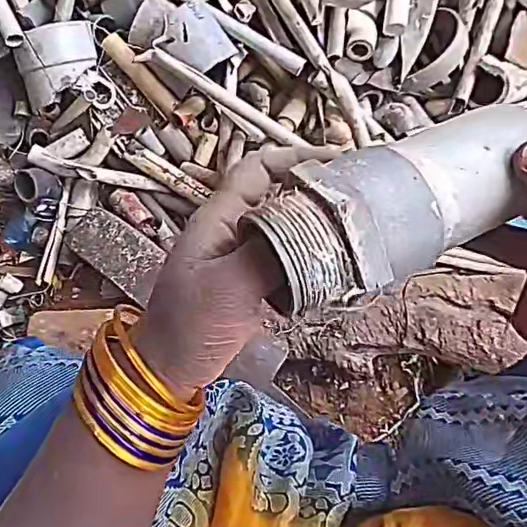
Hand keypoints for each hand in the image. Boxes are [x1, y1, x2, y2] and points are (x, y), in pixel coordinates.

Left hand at [130, 146, 338, 392]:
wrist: (167, 368)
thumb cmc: (187, 326)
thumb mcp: (227, 287)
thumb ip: (267, 255)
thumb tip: (312, 227)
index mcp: (217, 220)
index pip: (257, 170)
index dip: (296, 158)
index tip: (340, 161)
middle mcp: (229, 232)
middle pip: (277, 198)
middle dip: (315, 196)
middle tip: (359, 205)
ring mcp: (238, 260)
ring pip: (285, 232)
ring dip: (316, 234)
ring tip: (355, 240)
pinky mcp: (247, 285)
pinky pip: (285, 264)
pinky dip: (309, 266)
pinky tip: (331, 278)